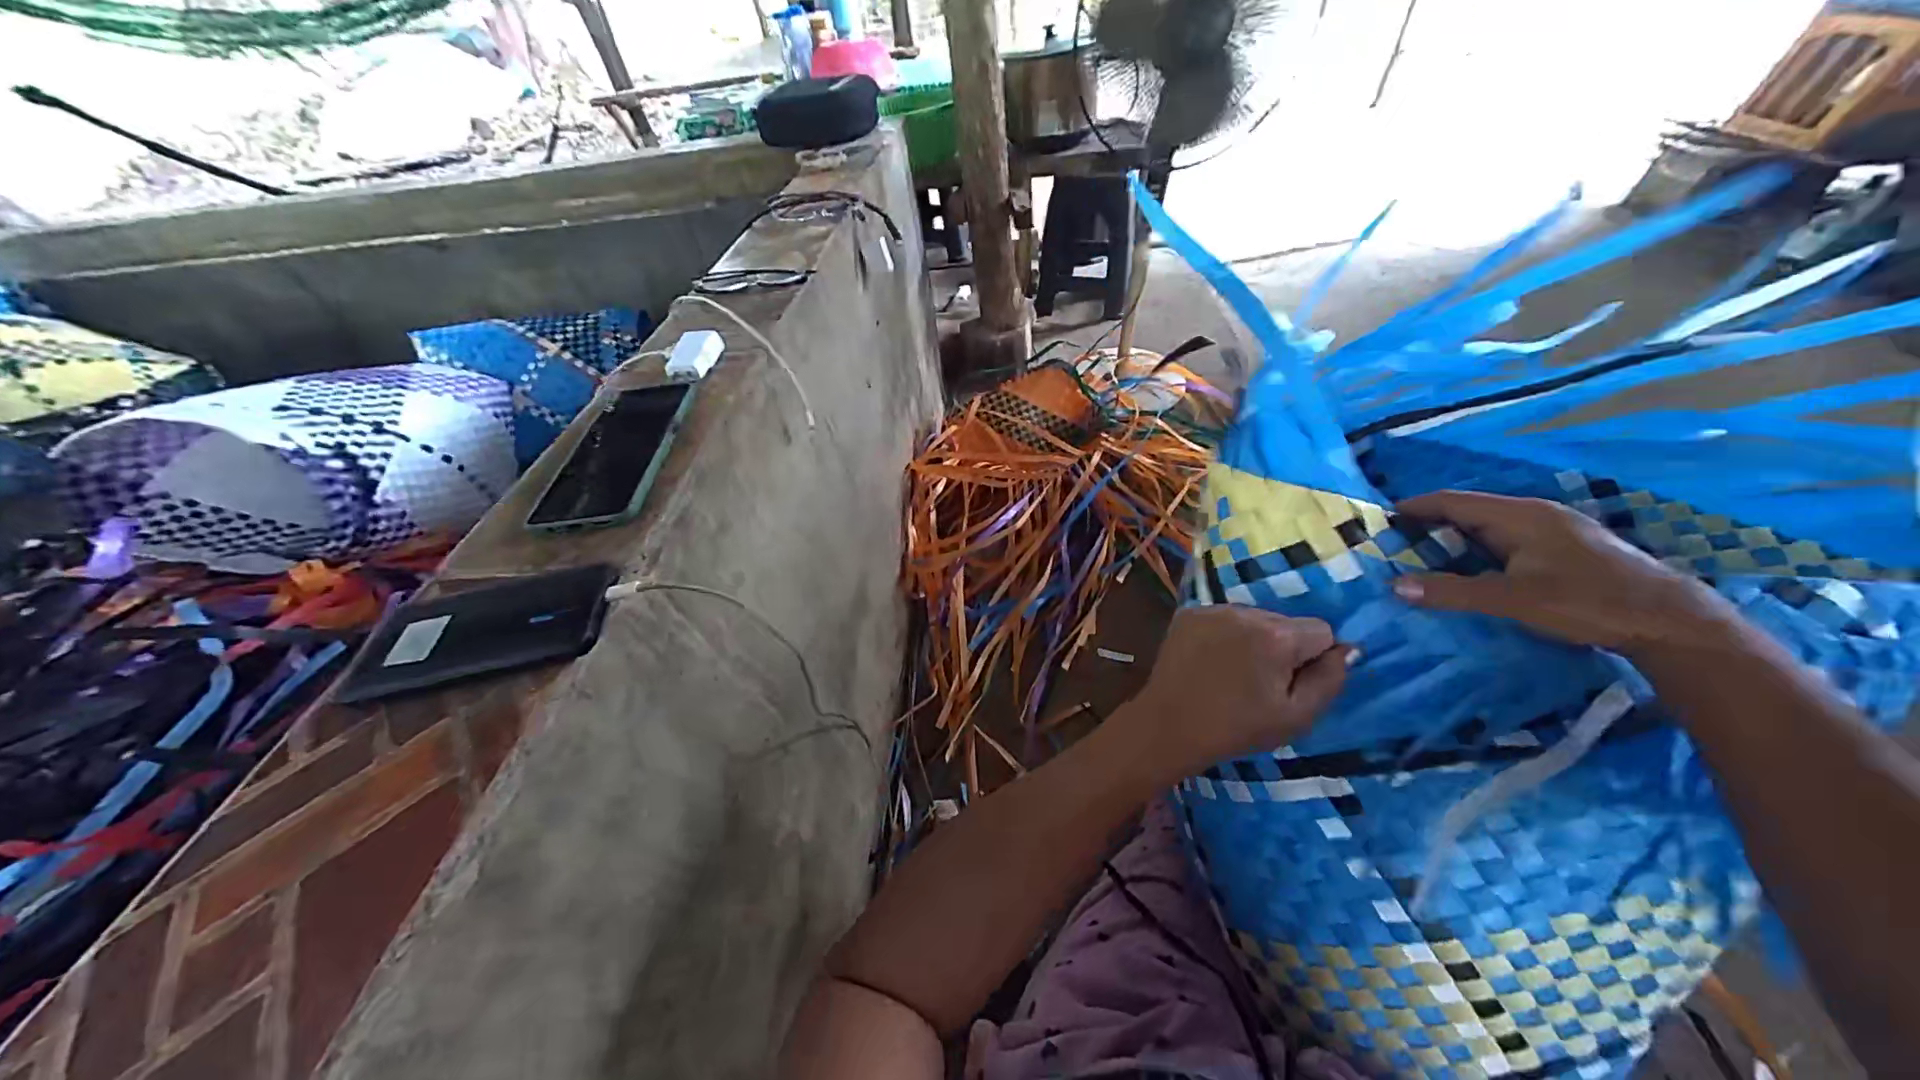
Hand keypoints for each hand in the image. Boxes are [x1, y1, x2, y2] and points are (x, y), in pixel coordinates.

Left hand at [1120, 606, 1353, 778]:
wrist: (1169, 725)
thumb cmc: (1237, 728)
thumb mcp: (1296, 716)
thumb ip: (1330, 679)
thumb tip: (1348, 649)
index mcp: (1277, 635)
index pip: (1321, 631)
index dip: (1313, 660)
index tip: (1290, 684)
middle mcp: (1246, 611)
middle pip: (1286, 623)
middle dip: (1283, 648)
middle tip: (1259, 683)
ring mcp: (1213, 609)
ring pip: (1255, 618)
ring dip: (1254, 639)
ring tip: (1234, 673)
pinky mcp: (1189, 613)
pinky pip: (1224, 618)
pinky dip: (1225, 635)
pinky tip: (1212, 661)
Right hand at [1391, 490, 1739, 655]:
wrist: (1672, 622)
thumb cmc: (1587, 602)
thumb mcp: (1511, 599)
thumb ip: (1452, 591)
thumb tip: (1395, 586)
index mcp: (1520, 516)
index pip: (1453, 501)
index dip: (1415, 507)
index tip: (1381, 520)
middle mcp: (1536, 514)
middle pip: (1470, 512)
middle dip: (1431, 524)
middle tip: (1396, 545)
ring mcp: (1556, 530)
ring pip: (1491, 527)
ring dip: (1456, 539)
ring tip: (1425, 559)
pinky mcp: (1567, 549)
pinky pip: (1509, 540)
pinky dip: (1480, 550)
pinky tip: (1474, 570)